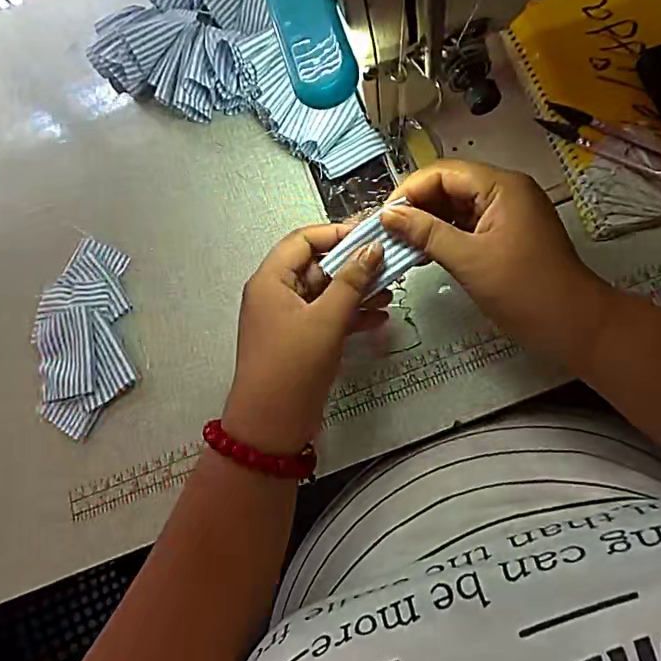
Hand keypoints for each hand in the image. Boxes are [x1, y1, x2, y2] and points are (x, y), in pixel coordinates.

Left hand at [223, 224, 390, 454]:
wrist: (271, 426)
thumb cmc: (292, 367)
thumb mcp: (327, 319)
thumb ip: (352, 281)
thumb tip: (372, 249)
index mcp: (272, 280)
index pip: (304, 240)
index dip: (337, 234)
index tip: (371, 238)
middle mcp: (277, 293)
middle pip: (318, 265)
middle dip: (354, 265)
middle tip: (387, 265)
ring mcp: (289, 318)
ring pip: (327, 292)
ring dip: (357, 291)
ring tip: (390, 291)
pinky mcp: (301, 340)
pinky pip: (328, 316)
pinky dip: (352, 314)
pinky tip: (379, 317)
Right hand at [380, 159, 616, 362]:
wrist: (574, 325)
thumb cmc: (524, 290)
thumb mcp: (469, 260)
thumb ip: (426, 233)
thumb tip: (388, 215)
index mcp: (502, 186)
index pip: (443, 172)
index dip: (409, 191)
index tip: (383, 217)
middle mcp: (507, 190)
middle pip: (450, 185)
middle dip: (417, 206)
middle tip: (388, 233)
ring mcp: (509, 212)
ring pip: (458, 206)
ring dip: (429, 222)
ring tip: (401, 244)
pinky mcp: (509, 233)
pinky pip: (470, 224)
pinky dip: (446, 235)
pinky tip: (424, 252)